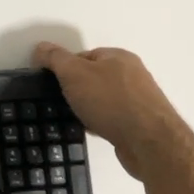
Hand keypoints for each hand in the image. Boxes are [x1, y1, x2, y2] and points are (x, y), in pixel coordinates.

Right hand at [32, 43, 190, 181]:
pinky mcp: (145, 125)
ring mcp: (142, 101)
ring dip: (90, 108)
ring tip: (77, 119)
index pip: (83, 56)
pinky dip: (102, 123)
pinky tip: (94, 131)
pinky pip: (115, 119)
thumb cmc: (111, 102)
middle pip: (94, 77)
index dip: (65, 68)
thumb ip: (54, 58)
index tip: (54, 84)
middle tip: (63, 102)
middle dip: (77, 89)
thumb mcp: (73, 73)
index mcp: (119, 57)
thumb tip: (41, 48)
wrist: (152, 146)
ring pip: (104, 100)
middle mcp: (134, 75)